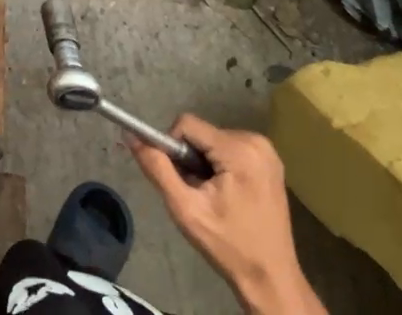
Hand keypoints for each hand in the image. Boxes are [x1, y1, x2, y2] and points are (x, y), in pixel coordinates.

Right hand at [131, 116, 323, 314]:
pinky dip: (219, 166)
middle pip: (200, 133)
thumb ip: (156, 167)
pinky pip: (228, 149)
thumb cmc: (228, 245)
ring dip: (203, 164)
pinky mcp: (269, 162)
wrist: (271, 277)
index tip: (180, 179)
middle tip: (198, 194)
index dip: (173, 148)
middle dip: (191, 159)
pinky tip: (227, 196)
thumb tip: (130, 135)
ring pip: (212, 141)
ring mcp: (267, 151)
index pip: (186, 124)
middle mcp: (256, 142)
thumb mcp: (184, 208)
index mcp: (239, 149)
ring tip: (212, 198)